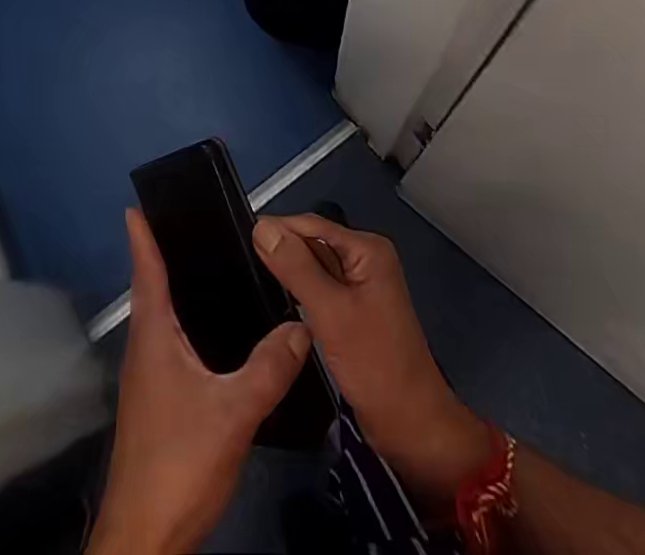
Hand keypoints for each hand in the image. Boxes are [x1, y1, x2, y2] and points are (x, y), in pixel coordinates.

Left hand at [88, 209, 312, 554]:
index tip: (137, 208)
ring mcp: (151, 381)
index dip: (142, 241)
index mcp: (155, 342)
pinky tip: (220, 334)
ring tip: (211, 270)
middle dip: (165, 258)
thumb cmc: (179, 463)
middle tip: (193, 228)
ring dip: (177, 291)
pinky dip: (191, 324)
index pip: (147, 278)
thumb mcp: (234, 412)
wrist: (147, 535)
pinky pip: (175, 346)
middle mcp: (147, 353)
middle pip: (153, 294)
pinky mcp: (161, 403)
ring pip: (164, 322)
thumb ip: (269, 367)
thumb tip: (301, 325)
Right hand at [252, 214, 491, 513]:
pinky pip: (318, 288)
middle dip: (282, 252)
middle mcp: (365, 259)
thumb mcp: (330, 311)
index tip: (237, 241)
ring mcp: (359, 285)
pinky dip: (299, 292)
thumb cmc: (374, 363)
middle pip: (312, 242)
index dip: (276, 229)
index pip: (311, 224)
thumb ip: (296, 267)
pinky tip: (278, 302)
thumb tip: (262, 227)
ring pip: (312, 266)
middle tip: (239, 267)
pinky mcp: (351, 309)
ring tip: (251, 281)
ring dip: (288, 272)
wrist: (407, 420)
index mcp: (367, 250)